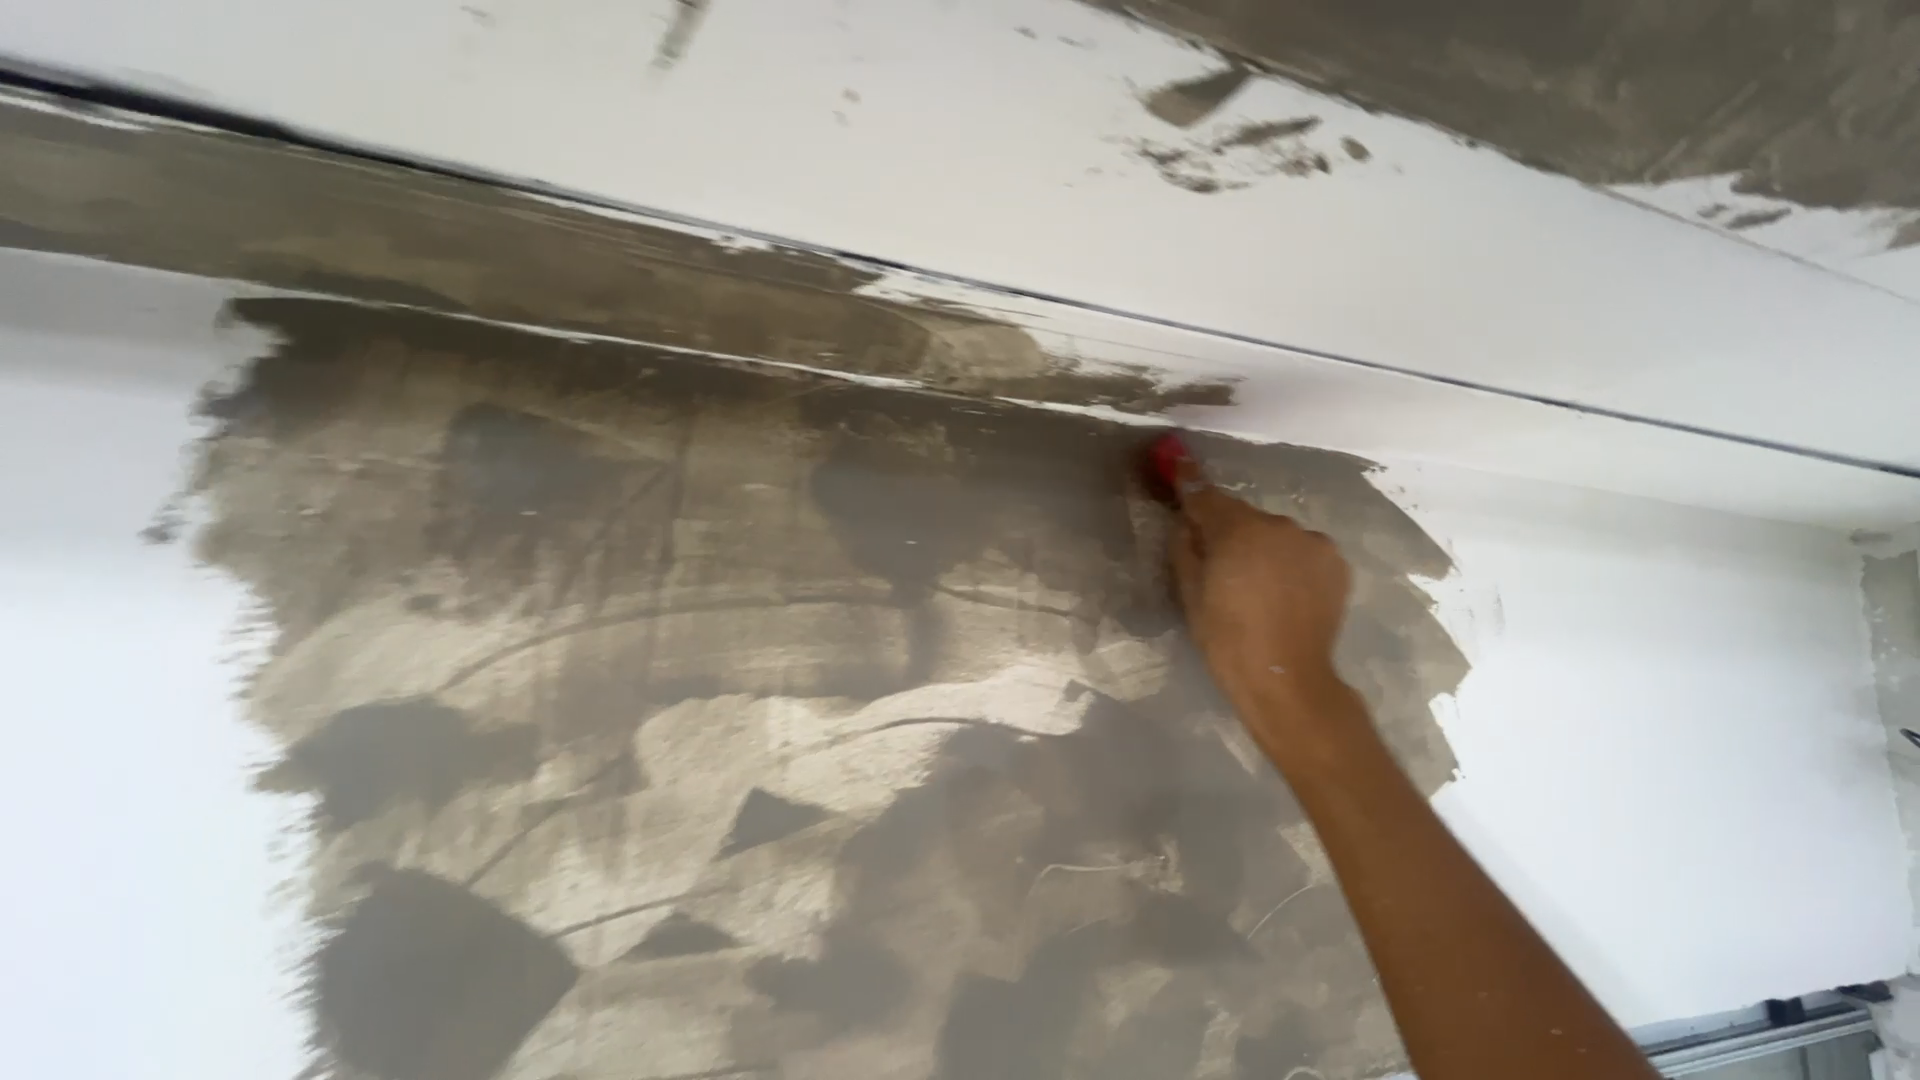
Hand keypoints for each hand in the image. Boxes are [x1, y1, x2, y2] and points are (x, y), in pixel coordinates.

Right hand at [1165, 451, 1352, 713]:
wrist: (1285, 678)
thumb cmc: (1226, 638)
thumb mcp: (1190, 594)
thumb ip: (1186, 547)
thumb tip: (1188, 522)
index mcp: (1237, 530)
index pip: (1207, 496)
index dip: (1188, 481)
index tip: (1176, 460)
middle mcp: (1279, 525)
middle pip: (1244, 517)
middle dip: (1231, 532)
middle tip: (1222, 567)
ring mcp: (1313, 542)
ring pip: (1276, 534)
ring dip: (1263, 548)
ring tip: (1259, 586)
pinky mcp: (1336, 562)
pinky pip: (1302, 551)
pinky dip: (1290, 562)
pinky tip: (1285, 591)